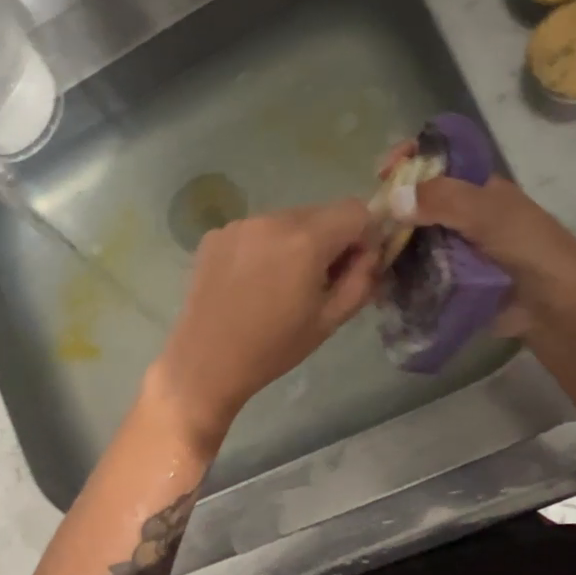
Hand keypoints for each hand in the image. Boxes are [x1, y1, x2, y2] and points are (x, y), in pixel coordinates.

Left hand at [147, 200, 384, 449]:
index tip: (352, 268)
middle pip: (320, 213)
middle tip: (315, 283)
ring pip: (285, 221)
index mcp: (306, 240)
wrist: (205, 363)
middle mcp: (272, 220)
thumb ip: (362, 280)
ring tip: (278, 286)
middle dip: (328, 241)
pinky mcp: (214, 236)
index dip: (363, 237)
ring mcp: (238, 225)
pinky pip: (254, 232)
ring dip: (294, 244)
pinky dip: (262, 249)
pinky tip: (249, 284)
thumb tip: (370, 254)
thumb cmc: (272, 349)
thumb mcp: (329, 321)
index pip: (356, 211)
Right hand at [378, 143, 575, 335]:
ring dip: (386, 248)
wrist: (553, 306)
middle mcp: (458, 215)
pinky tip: (375, 283)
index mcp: (474, 187)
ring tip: (365, 260)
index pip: (434, 161)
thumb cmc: (529, 248)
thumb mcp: (489, 214)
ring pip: (407, 241)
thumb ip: (443, 199)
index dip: (407, 159)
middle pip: (412, 204)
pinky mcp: (444, 283)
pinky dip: (393, 279)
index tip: (382, 173)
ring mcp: (449, 250)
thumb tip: (392, 198)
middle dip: (388, 211)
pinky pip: (411, 275)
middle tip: (365, 227)